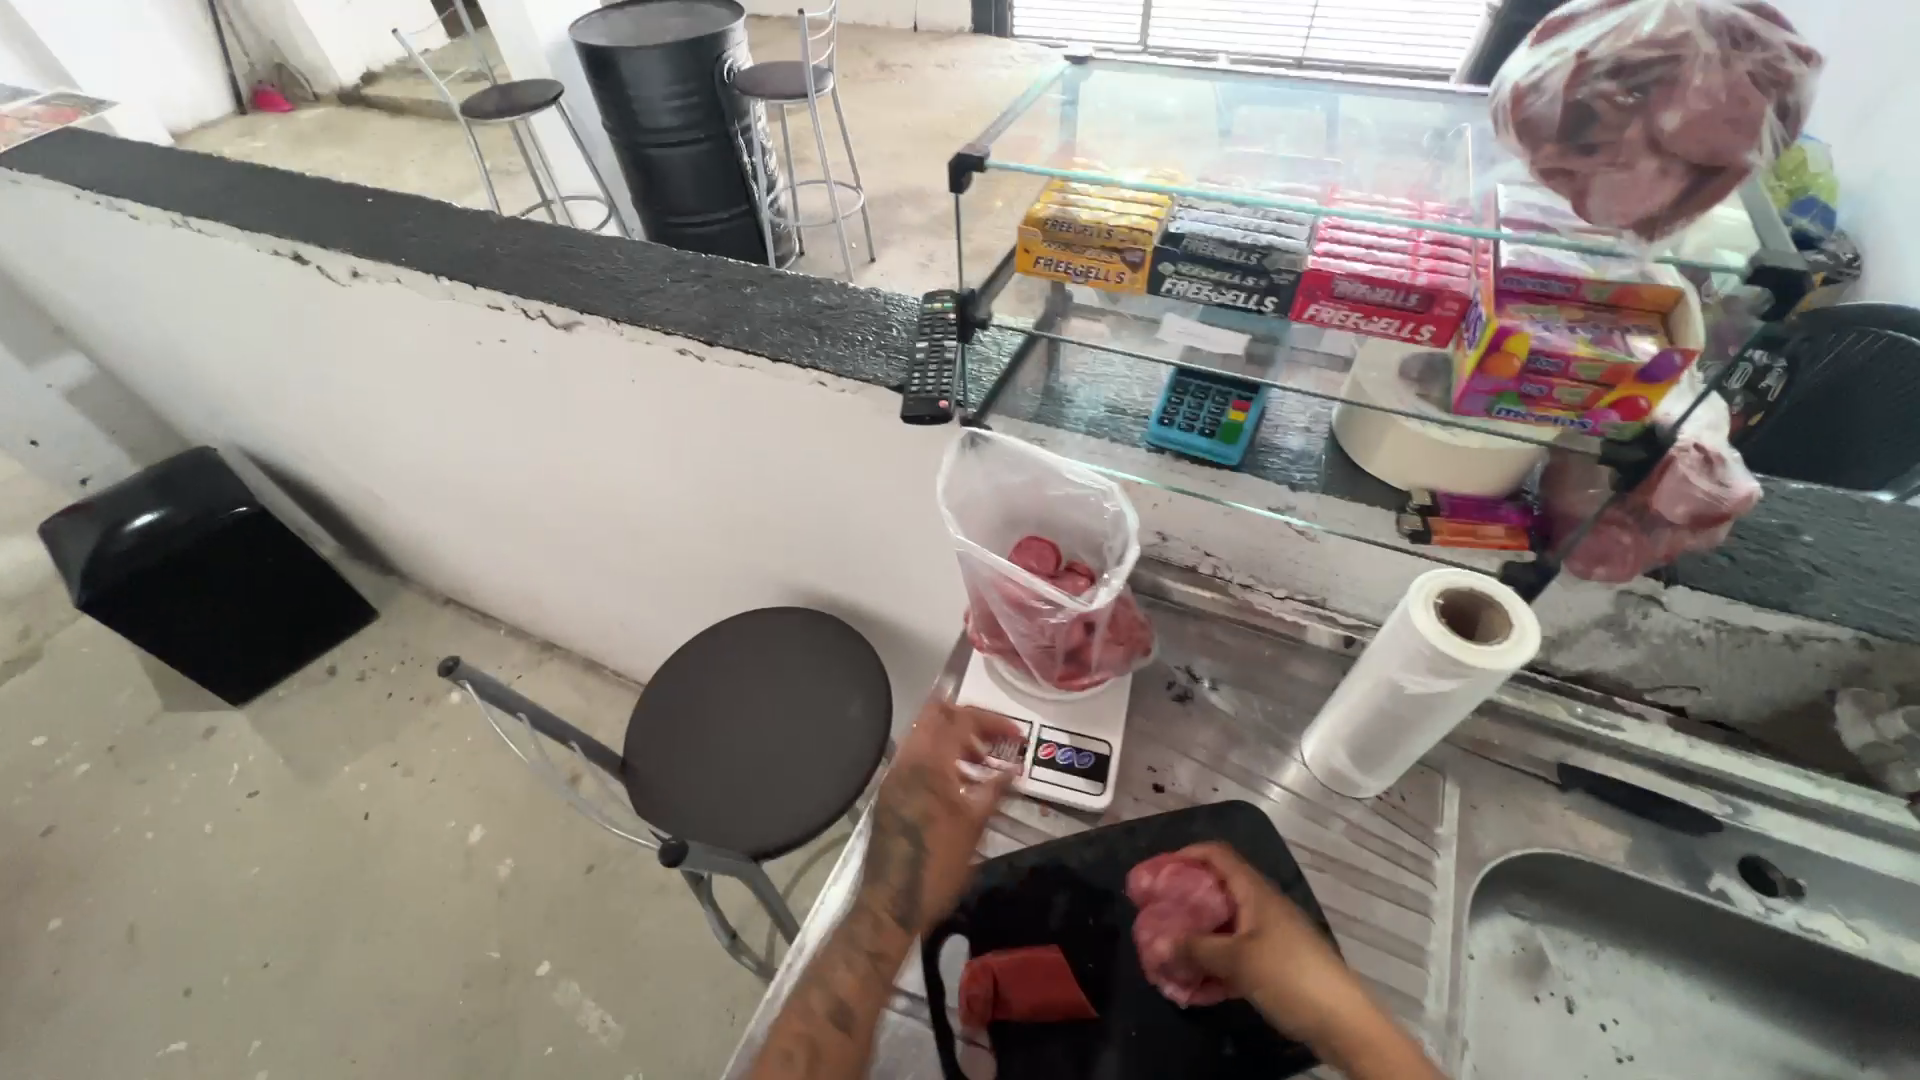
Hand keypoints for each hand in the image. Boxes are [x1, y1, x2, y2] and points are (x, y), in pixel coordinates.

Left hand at [855, 703, 1020, 939]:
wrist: (890, 902)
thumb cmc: (937, 865)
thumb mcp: (973, 826)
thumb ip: (994, 789)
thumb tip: (1015, 768)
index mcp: (929, 763)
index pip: (961, 719)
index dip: (992, 721)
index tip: (1016, 735)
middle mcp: (907, 760)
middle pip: (936, 715)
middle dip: (969, 721)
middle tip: (995, 741)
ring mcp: (894, 774)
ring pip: (924, 735)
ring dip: (954, 739)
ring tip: (983, 762)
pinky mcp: (889, 791)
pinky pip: (916, 757)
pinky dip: (939, 757)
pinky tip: (960, 782)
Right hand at [1171, 842, 1367, 1048]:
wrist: (1346, 1024)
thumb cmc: (1290, 976)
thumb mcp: (1237, 961)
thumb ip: (1195, 950)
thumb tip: (1157, 945)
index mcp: (1255, 891)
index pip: (1218, 854)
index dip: (1187, 854)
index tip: (1159, 871)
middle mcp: (1261, 906)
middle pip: (1217, 891)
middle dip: (1185, 903)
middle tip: (1158, 917)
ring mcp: (1270, 936)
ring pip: (1224, 927)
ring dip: (1197, 940)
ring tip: (1170, 956)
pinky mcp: (1275, 964)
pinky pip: (1235, 955)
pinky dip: (1214, 965)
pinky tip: (1196, 987)